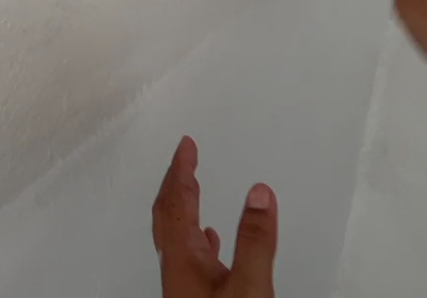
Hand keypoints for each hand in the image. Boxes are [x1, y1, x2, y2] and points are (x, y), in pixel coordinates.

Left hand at [151, 136, 277, 296]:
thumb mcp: (249, 287)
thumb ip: (254, 240)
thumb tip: (259, 191)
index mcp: (182, 255)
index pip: (177, 198)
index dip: (181, 167)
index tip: (186, 143)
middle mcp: (175, 267)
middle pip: (168, 211)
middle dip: (175, 180)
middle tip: (183, 157)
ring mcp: (181, 285)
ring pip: (176, 233)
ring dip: (182, 205)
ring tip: (191, 187)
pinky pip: (188, 256)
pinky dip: (196, 237)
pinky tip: (209, 241)